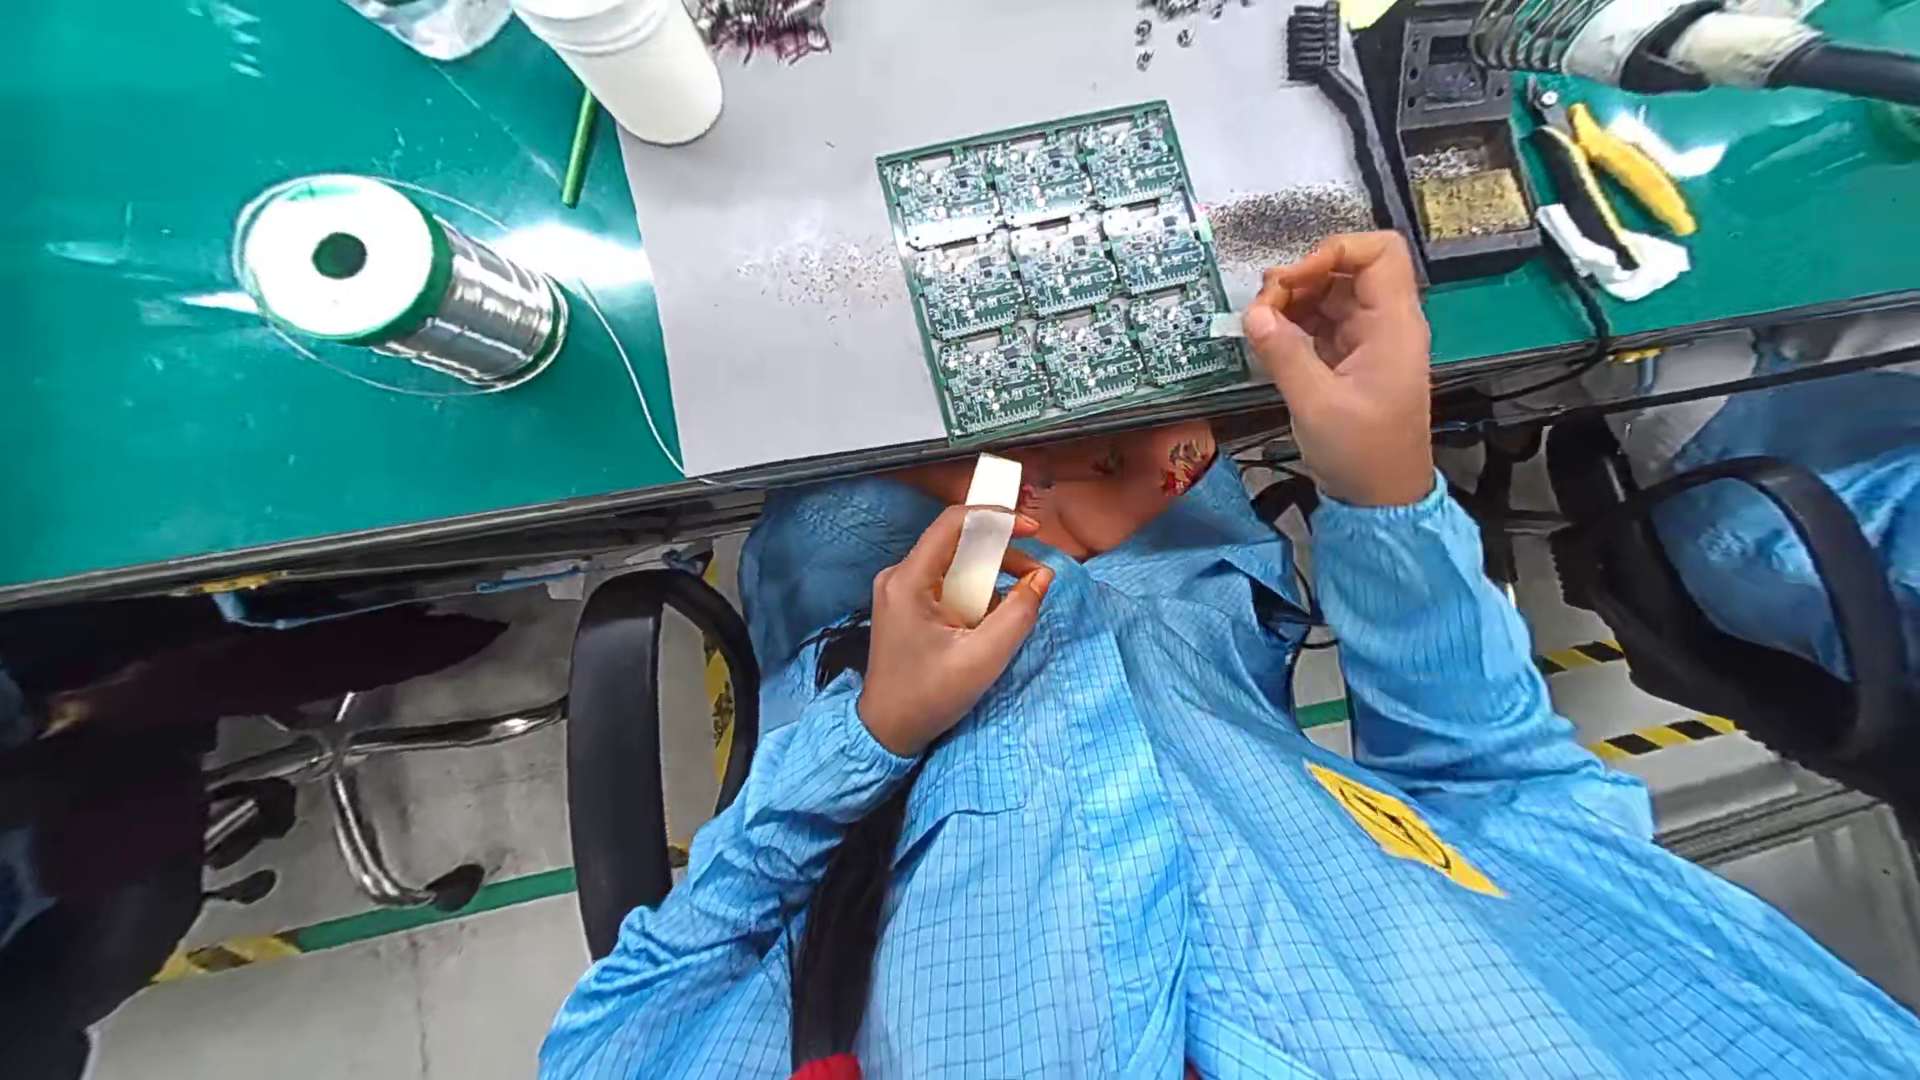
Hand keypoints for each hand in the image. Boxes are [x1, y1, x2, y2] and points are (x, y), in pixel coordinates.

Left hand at [859, 506, 1054, 755]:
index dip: (996, 518)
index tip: (1031, 529)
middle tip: (1033, 576)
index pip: (953, 523)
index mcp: (908, 582)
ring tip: (1012, 607)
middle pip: (957, 542)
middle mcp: (899, 576)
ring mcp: (899, 589)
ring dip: (989, 577)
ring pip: (955, 563)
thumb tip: (1042, 576)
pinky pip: (947, 582)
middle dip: (1000, 554)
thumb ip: (1018, 613)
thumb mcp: (983, 658)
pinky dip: (974, 593)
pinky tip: (986, 622)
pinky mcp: (906, 603)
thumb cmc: (929, 697)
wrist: (888, 729)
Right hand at [1243, 232, 1434, 506]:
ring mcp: (1366, 342)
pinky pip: (1321, 326)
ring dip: (1292, 304)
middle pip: (1346, 272)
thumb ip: (1284, 354)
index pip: (1378, 253)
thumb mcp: (1316, 403)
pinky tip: (1269, 340)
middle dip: (1301, 281)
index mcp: (1392, 325)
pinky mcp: (1348, 361)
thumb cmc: (1360, 450)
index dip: (1331, 253)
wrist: (1379, 494)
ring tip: (1258, 325)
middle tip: (1260, 311)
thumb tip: (1253, 314)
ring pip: (1330, 298)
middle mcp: (1383, 324)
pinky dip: (1293, 327)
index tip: (1287, 283)